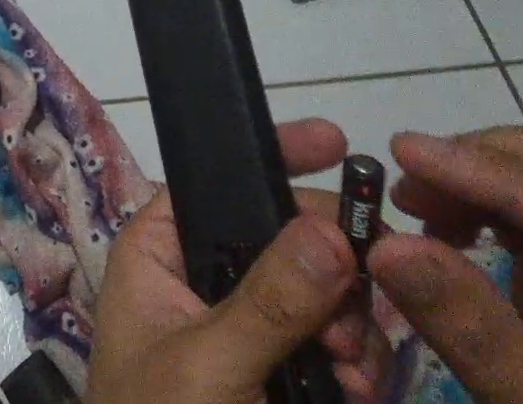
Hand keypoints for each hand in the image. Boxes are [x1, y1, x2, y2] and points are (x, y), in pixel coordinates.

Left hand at [85, 118, 390, 403]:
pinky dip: (354, 360)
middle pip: (279, 231)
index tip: (337, 143)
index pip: (214, 180)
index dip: (270, 156)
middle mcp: (201, 273)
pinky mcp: (277, 370)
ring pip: (316, 288)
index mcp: (159, 249)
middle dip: (330, 255)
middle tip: (363, 284)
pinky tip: (360, 385)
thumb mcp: (206, 364)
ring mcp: (244, 323)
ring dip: (349, 317)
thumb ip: (267, 301)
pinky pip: (329, 342)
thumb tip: (330, 230)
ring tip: (352, 362)